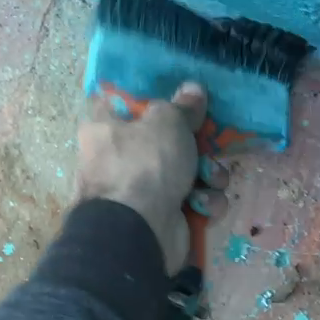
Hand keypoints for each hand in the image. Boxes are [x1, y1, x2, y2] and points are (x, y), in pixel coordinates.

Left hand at [76, 83, 226, 271]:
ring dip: (210, 175)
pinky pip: (196, 202)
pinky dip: (205, 203)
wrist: (139, 230)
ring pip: (190, 173)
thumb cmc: (144, 165)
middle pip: (169, 141)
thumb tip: (194, 89)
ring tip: (211, 180)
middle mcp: (122, 158)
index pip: (130, 105)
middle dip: (198, 146)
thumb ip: (182, 106)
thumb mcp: (166, 122)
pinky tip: (204, 206)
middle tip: (210, 147)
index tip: (185, 102)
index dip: (158, 102)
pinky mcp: (166, 218)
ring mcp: (144, 191)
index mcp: (108, 127)